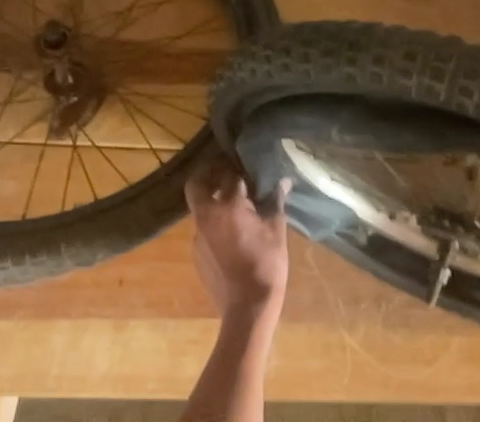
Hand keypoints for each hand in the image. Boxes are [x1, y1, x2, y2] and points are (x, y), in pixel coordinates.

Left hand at [185, 160, 290, 319]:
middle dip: (208, 175)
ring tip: (236, 210)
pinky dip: (215, 225)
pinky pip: (203, 230)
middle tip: (227, 175)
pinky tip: (233, 236)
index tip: (250, 170)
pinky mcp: (196, 254)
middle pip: (197, 185)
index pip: (230, 175)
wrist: (247, 307)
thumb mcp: (276, 230)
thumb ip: (276, 201)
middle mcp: (207, 217)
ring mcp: (198, 237)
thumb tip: (283, 181)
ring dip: (214, 203)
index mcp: (228, 207)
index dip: (240, 171)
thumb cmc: (267, 264)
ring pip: (201, 209)